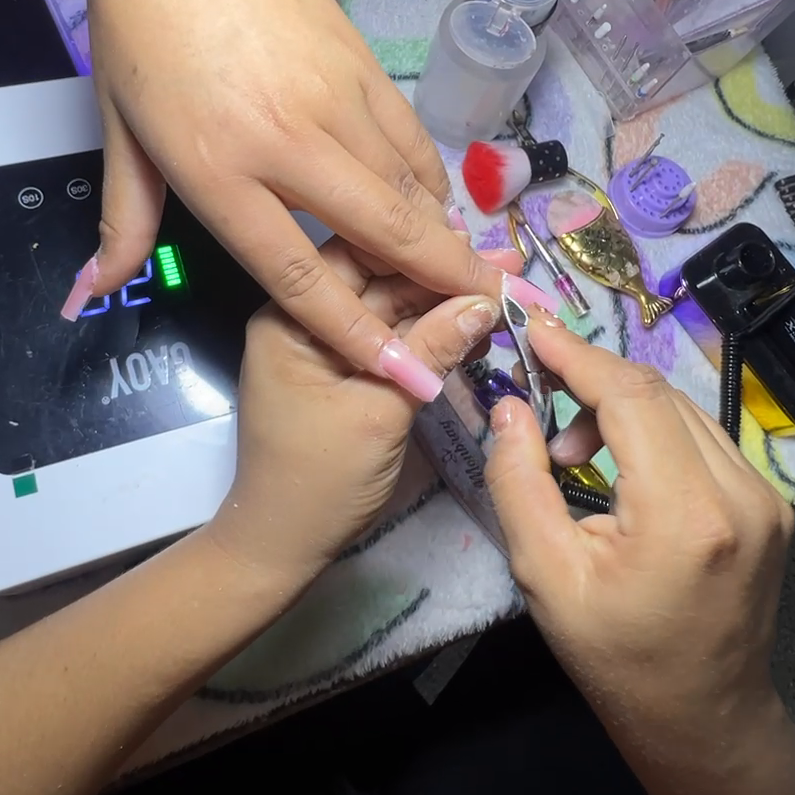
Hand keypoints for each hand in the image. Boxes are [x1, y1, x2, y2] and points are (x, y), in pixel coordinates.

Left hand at [74, 0, 517, 398]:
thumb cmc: (142, 33)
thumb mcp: (120, 132)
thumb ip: (124, 222)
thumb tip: (91, 293)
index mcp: (220, 172)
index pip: (300, 276)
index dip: (359, 335)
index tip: (411, 374)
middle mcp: (290, 145)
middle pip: (384, 232)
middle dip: (444, 282)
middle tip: (488, 314)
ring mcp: (336, 101)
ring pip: (409, 186)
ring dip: (442, 235)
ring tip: (469, 270)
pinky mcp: (365, 67)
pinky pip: (411, 139)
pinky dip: (432, 181)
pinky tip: (438, 204)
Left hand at [204, 237, 513, 580]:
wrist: (285, 546)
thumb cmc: (320, 479)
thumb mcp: (380, 409)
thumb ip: (432, 349)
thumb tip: (488, 300)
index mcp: (291, 316)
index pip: (359, 257)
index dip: (422, 247)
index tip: (482, 249)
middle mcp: (306, 317)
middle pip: (381, 280)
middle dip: (444, 275)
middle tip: (509, 270)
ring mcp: (328, 344)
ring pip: (394, 309)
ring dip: (446, 304)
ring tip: (504, 294)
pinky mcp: (349, 369)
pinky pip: (394, 339)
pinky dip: (434, 334)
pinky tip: (476, 326)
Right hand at [484, 316, 794, 794]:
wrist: (702, 717)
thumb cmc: (615, 654)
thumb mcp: (543, 574)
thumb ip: (518, 480)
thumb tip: (510, 406)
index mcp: (686, 513)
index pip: (631, 396)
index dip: (577, 353)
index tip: (532, 328)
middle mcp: (741, 491)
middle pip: (657, 392)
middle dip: (590, 376)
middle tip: (537, 393)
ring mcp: (764, 494)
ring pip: (680, 406)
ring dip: (618, 404)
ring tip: (570, 451)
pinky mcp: (767, 500)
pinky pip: (699, 433)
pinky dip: (650, 428)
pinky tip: (618, 463)